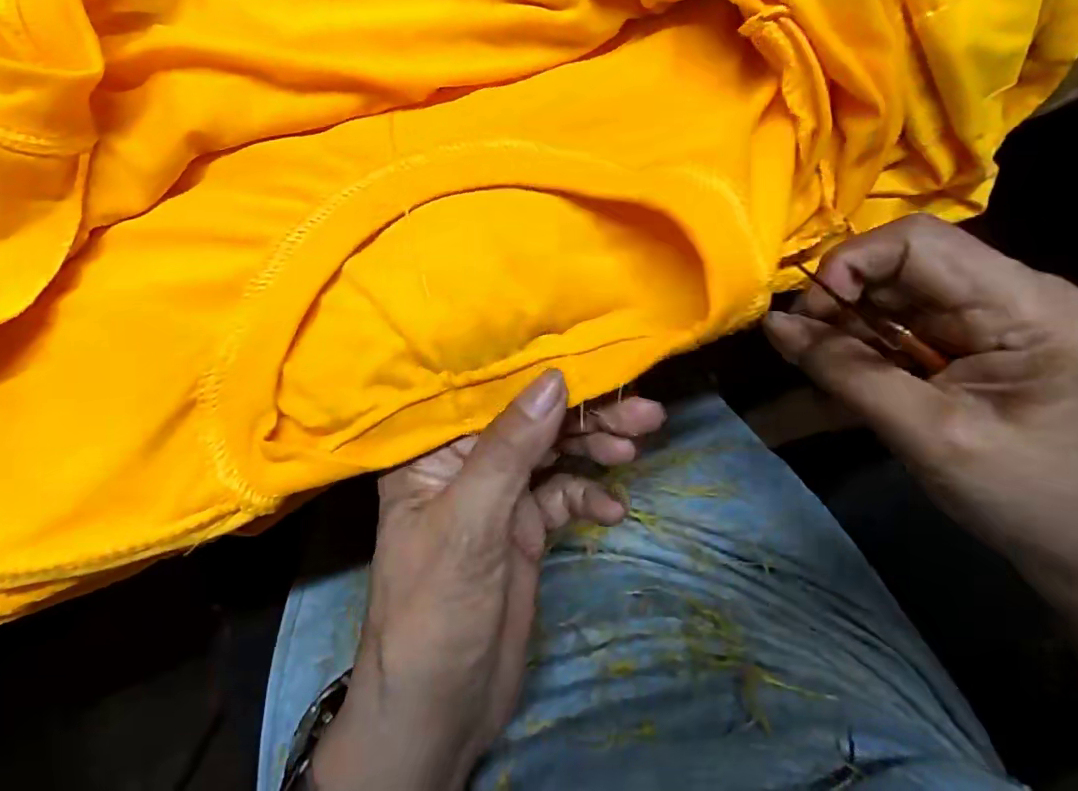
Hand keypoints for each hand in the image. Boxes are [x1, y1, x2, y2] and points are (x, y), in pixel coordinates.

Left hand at [310, 370, 665, 790]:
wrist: (440, 713)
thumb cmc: (434, 612)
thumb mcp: (469, 525)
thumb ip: (510, 449)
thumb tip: (554, 378)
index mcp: (433, 453)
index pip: (490, 395)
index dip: (542, 375)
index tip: (599, 363)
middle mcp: (466, 465)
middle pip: (533, 423)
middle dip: (587, 415)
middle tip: (644, 413)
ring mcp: (498, 497)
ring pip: (554, 454)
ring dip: (596, 448)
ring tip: (635, 447)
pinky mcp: (525, 528)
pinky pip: (564, 496)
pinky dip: (590, 496)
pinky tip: (613, 510)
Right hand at [763, 216, 1077, 645]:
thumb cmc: (1028, 502)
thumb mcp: (928, 437)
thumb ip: (847, 373)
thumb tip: (775, 325)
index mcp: (1037, 309)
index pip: (922, 242)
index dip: (853, 263)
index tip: (810, 313)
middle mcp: (1033, 293)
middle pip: (914, 264)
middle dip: (851, 300)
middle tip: (809, 345)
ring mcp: (1020, 312)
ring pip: (911, 290)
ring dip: (861, 324)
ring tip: (830, 365)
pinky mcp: (1004, 334)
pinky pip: (924, 318)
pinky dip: (883, 342)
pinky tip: (860, 372)